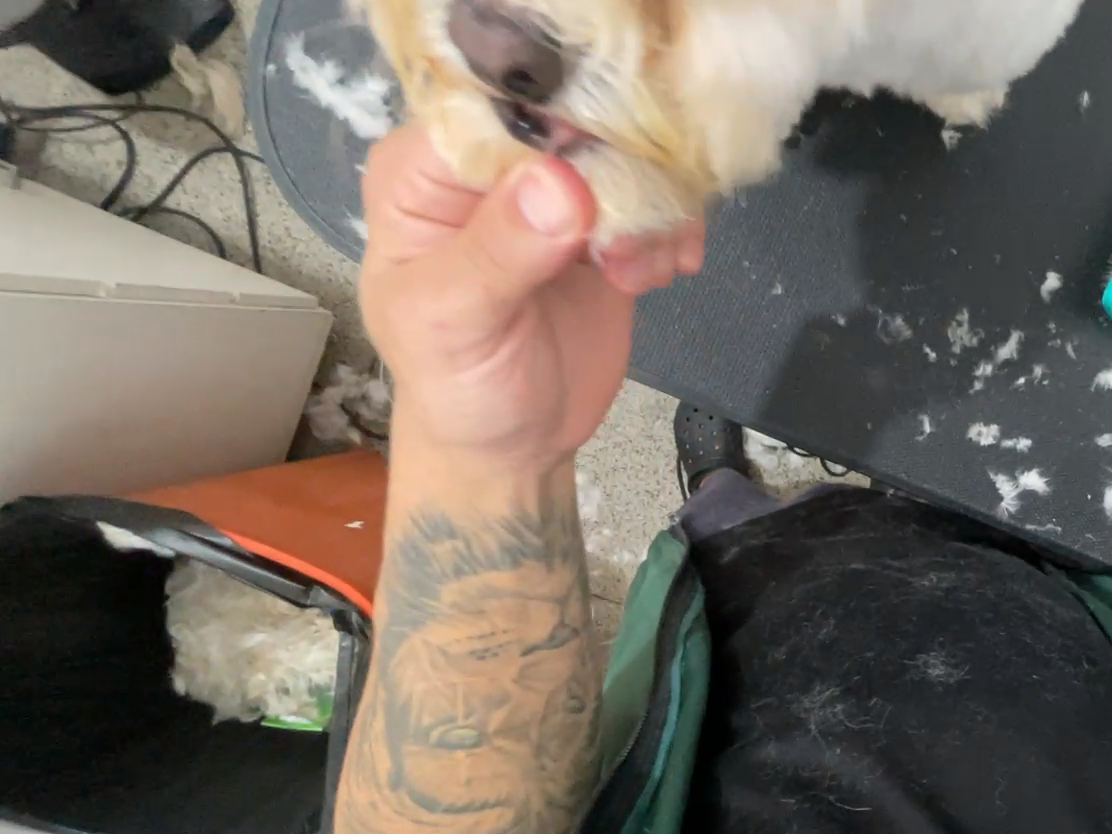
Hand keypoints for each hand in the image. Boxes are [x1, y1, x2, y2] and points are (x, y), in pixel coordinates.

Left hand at [358, 125, 704, 471]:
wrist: (514, 442)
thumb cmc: (458, 386)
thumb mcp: (454, 323)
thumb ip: (499, 252)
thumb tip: (562, 183)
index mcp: (429, 173)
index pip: (492, 105)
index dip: (553, 124)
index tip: (600, 175)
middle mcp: (496, 175)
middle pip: (575, 125)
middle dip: (619, 175)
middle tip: (627, 243)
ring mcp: (560, 206)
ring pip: (629, 164)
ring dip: (653, 214)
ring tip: (639, 273)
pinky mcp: (609, 241)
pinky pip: (658, 209)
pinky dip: (675, 235)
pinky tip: (665, 272)